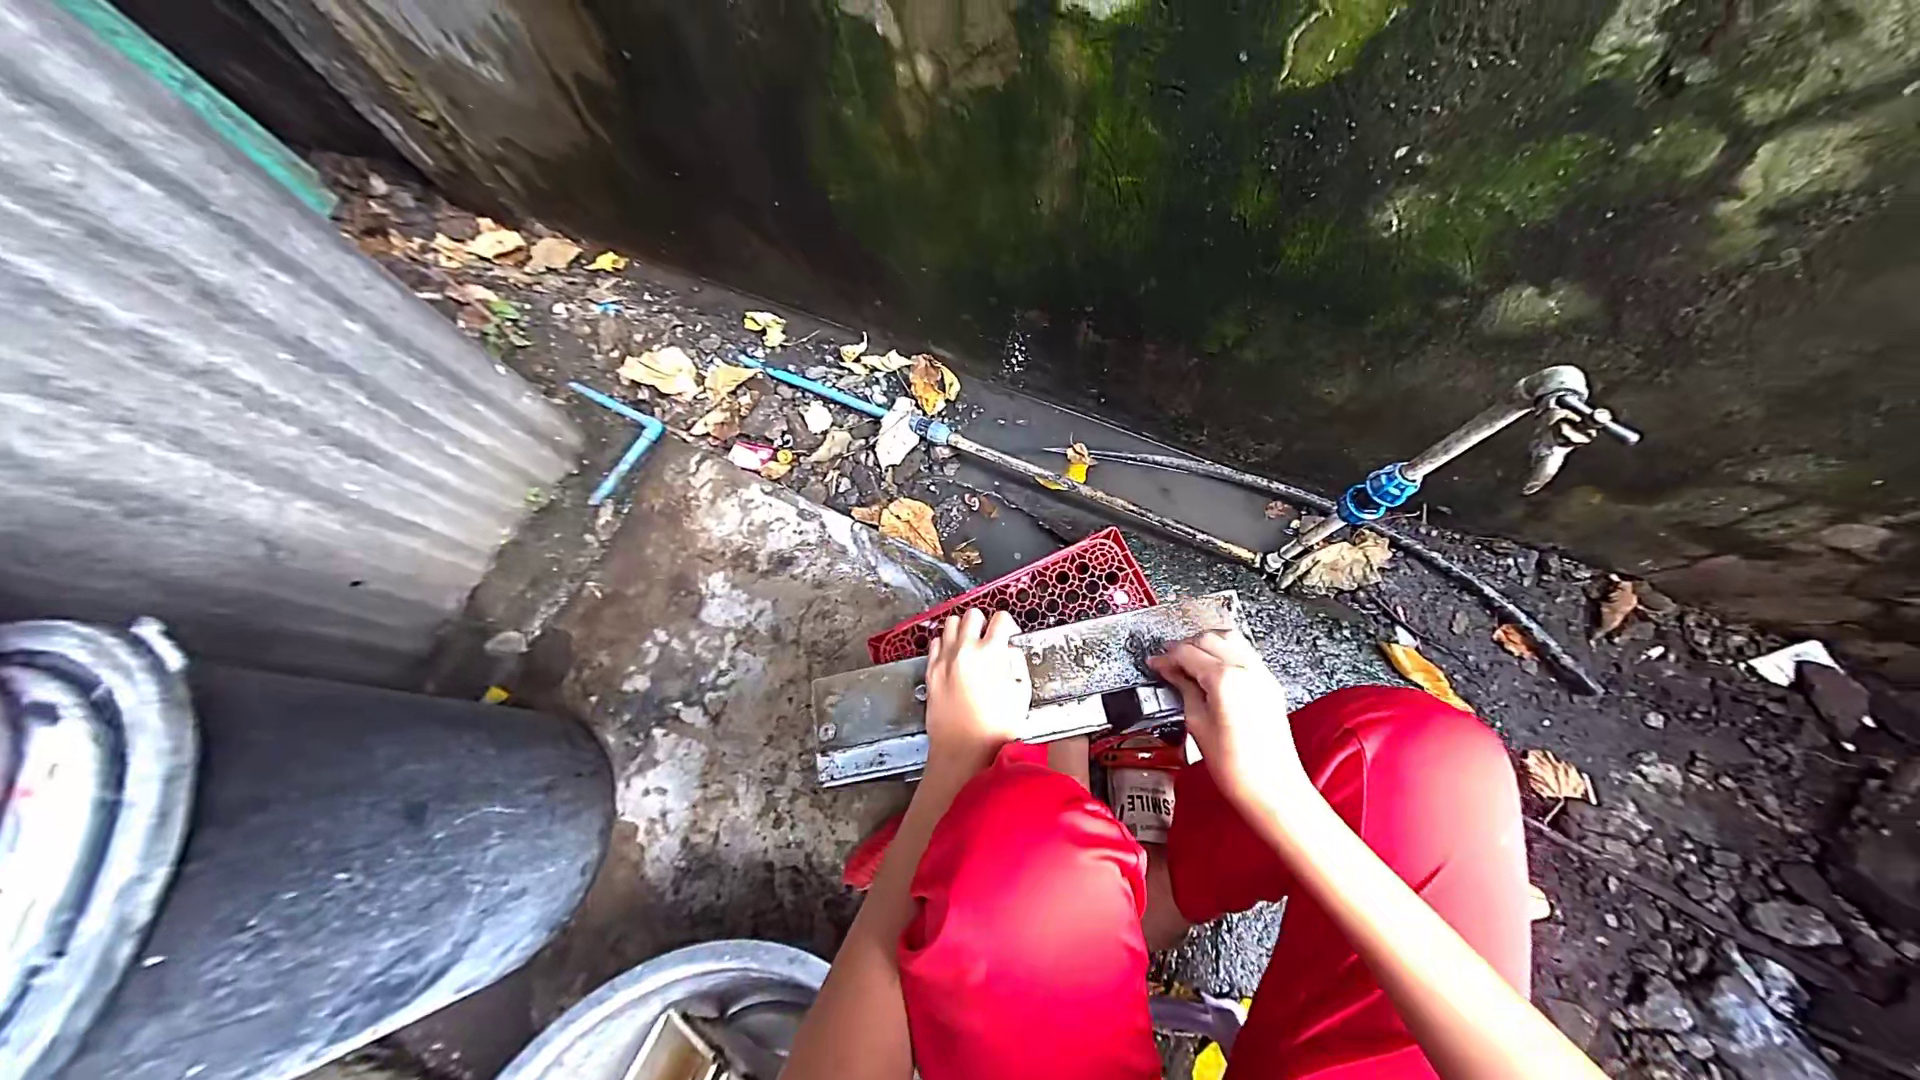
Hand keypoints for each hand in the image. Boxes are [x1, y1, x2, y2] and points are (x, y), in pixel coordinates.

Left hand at [924, 609, 1030, 772]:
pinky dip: (945, 643)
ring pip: (950, 623)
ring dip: (962, 629)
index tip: (1009, 633)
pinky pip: (935, 642)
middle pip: (973, 614)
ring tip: (970, 642)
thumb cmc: (993, 729)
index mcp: (991, 653)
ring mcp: (945, 659)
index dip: (1008, 624)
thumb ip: (1018, 664)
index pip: (1001, 619)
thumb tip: (1010, 652)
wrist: (963, 749)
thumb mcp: (1021, 695)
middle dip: (983, 622)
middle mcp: (965, 650)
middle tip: (989, 636)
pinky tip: (954, 655)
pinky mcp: (931, 670)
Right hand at [1147, 630, 1309, 817]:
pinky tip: (1212, 668)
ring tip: (1189, 661)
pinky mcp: (1270, 685)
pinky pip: (1244, 653)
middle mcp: (1247, 670)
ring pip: (1230, 639)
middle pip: (1209, 639)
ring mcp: (1262, 676)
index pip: (1187, 652)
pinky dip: (1225, 653)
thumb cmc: (1238, 766)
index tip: (1155, 662)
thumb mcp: (1196, 723)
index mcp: (1225, 678)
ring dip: (1207, 644)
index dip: (1166, 656)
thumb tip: (1172, 672)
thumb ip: (1184, 689)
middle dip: (1185, 646)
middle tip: (1168, 661)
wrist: (1273, 789)